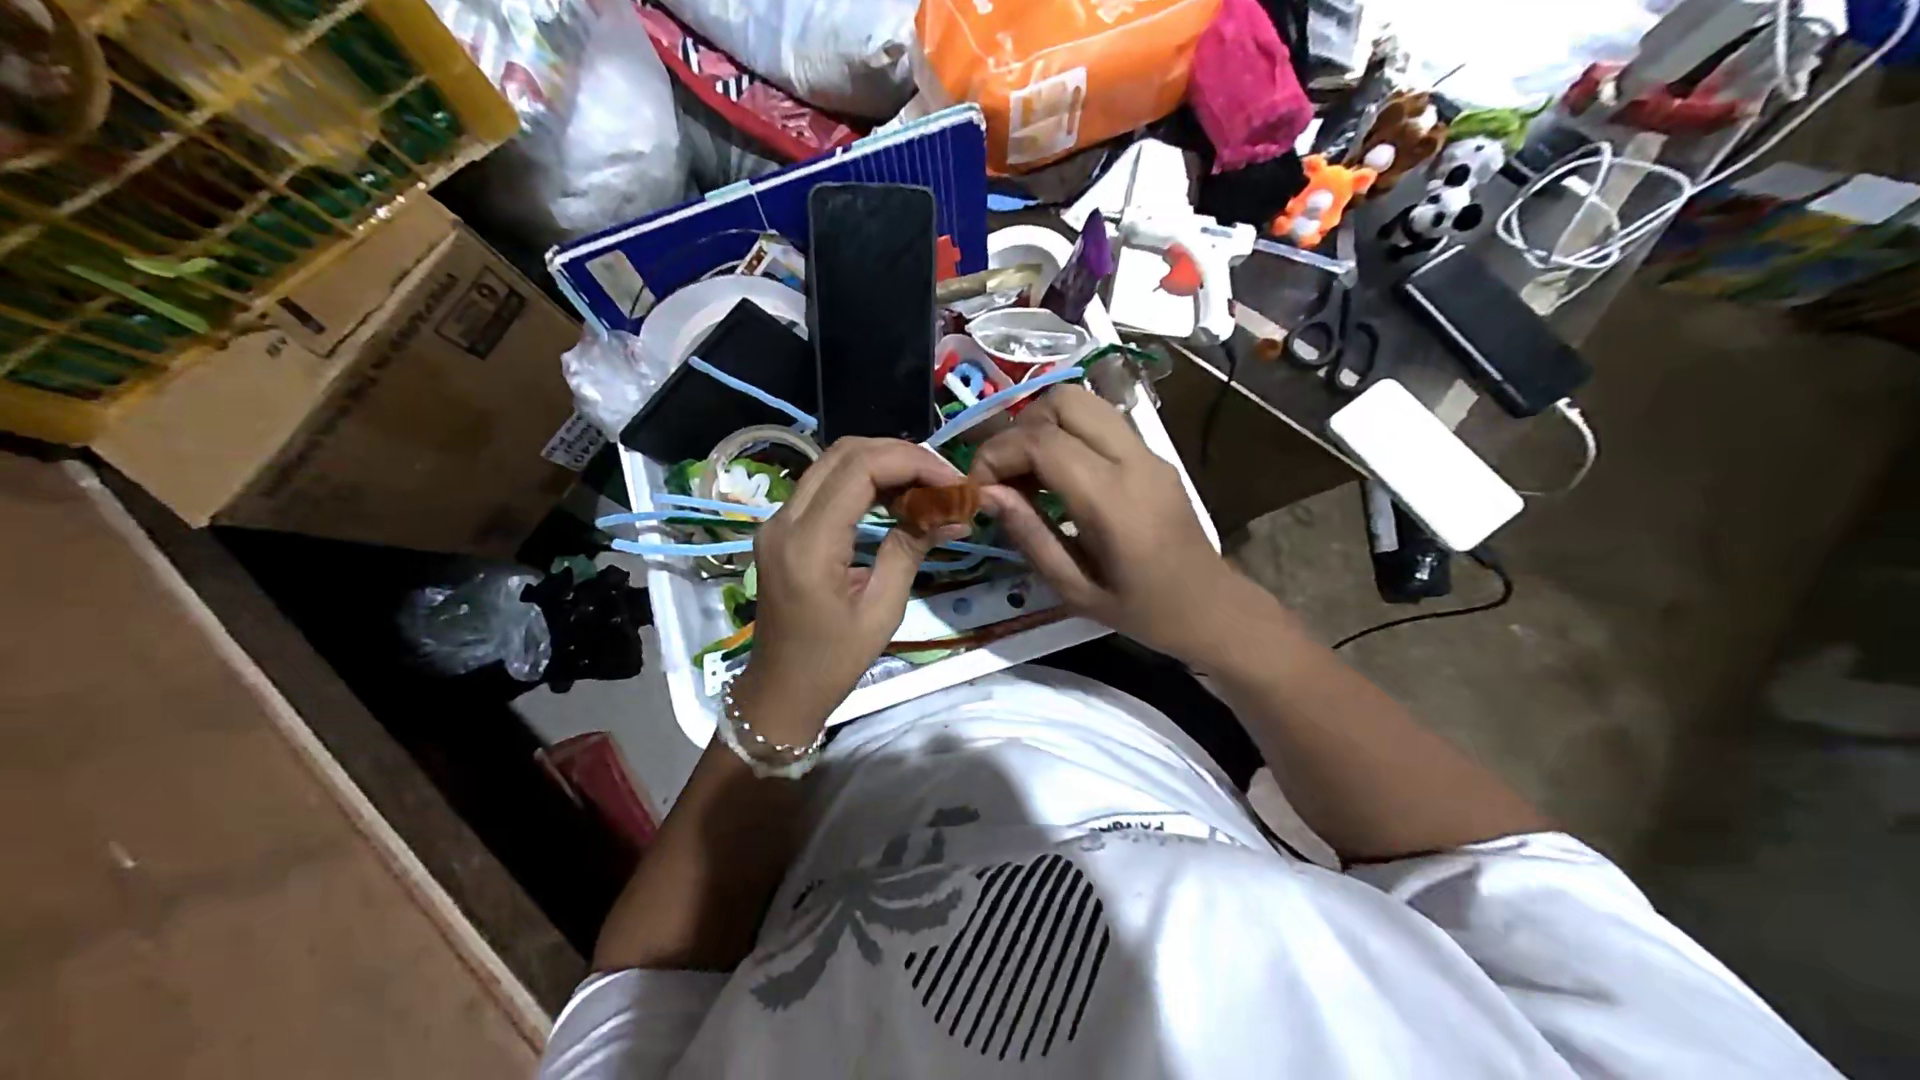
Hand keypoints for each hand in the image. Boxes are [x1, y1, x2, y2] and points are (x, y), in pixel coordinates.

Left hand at [737, 438, 967, 738]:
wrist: (781, 688)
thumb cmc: (833, 661)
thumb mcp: (882, 610)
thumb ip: (910, 549)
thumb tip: (952, 514)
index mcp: (809, 544)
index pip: (860, 468)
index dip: (912, 463)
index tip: (952, 482)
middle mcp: (785, 520)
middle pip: (845, 453)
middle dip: (901, 457)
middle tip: (943, 481)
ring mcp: (778, 521)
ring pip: (833, 463)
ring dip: (883, 465)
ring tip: (927, 489)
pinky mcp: (782, 528)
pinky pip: (825, 485)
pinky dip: (864, 482)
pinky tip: (896, 500)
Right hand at [968, 384, 1249, 662]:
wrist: (1211, 607)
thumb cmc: (1141, 610)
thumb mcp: (1074, 589)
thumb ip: (1029, 535)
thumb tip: (987, 493)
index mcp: (1112, 499)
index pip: (1041, 442)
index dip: (997, 454)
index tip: (979, 486)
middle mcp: (1132, 460)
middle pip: (1063, 401)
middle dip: (1019, 429)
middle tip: (1005, 474)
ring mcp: (1148, 451)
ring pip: (1083, 400)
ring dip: (1043, 424)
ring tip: (1028, 471)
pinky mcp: (1154, 454)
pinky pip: (1100, 420)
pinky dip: (1067, 432)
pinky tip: (1058, 475)